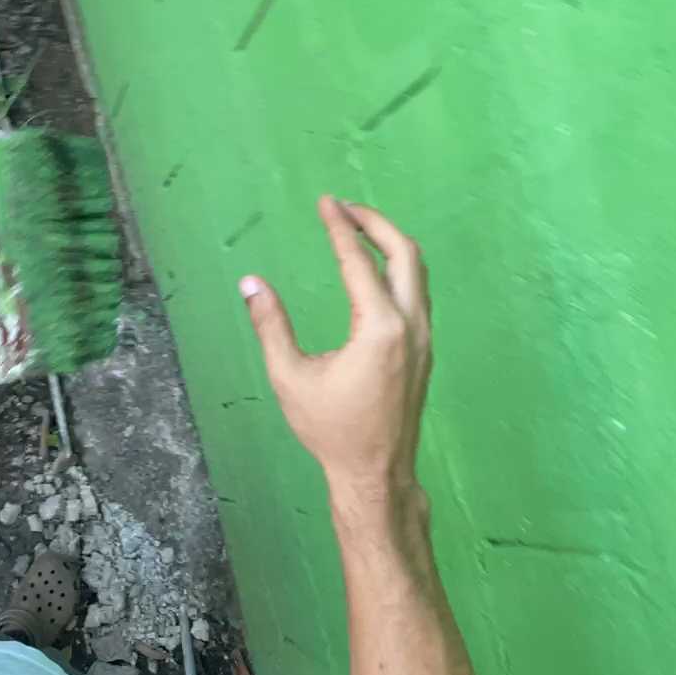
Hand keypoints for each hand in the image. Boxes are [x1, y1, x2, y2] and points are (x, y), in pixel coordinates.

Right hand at [240, 196, 431, 506]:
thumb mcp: (289, 377)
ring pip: (417, 272)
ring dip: (389, 243)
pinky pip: (416, 292)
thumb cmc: (329, 429)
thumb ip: (270, 326)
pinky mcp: (424, 349)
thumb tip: (250, 284)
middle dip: (375, 223)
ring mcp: (424, 337)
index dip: (339, 227)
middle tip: (343, 208)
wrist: (375, 472)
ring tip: (357, 230)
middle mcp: (410, 325)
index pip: (358, 261)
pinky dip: (397, 267)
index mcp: (378, 328)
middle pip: (405, 253)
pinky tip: (374, 271)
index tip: (325, 202)